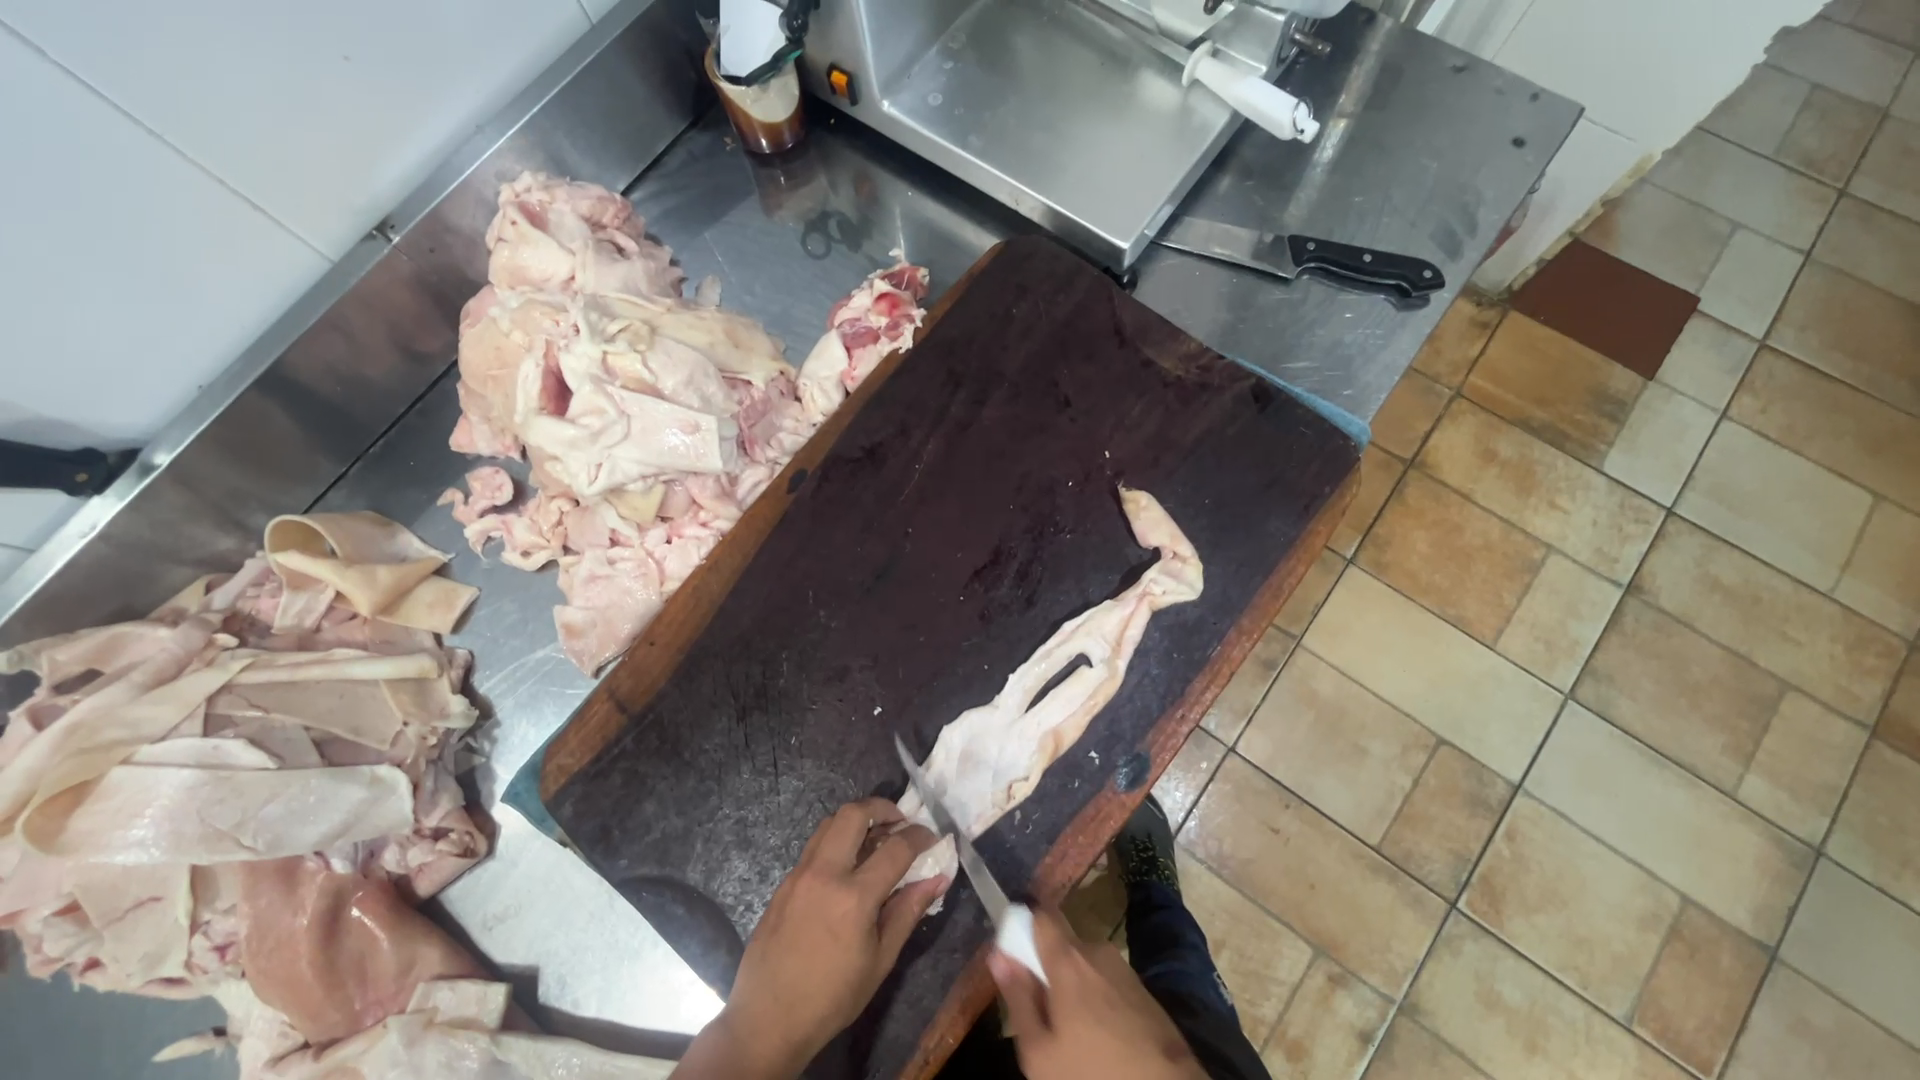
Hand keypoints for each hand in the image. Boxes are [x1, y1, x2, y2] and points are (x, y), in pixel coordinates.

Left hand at [676, 798, 947, 1079]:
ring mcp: (798, 875)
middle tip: (900, 822)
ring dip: (856, 821)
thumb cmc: (832, 998)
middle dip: (882, 808)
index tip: (932, 838)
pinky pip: (813, 847)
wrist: (768, 1020)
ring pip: (829, 824)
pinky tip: (848, 868)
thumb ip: (908, 912)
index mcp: (853, 897)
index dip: (920, 836)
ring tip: (876, 839)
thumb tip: (937, 878)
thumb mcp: (880, 961)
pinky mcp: (783, 883)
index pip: (896, 847)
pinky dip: (836, 842)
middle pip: (853, 814)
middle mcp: (824, 874)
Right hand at [989, 907, 1207, 1079]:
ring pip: (1083, 966)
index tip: (1011, 950)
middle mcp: (1097, 952)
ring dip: (1071, 987)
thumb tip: (999, 956)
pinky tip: (1096, 1035)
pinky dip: (1094, 999)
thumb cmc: (1093, 1073)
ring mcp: (1123, 969)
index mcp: (1068, 959)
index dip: (1021, 923)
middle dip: (1046, 967)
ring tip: (1068, 1031)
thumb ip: (1018, 998)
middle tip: (1039, 1010)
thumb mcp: (1040, 1050)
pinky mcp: (1142, 989)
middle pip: (1060, 943)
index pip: (1040, 914)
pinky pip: (1104, 981)